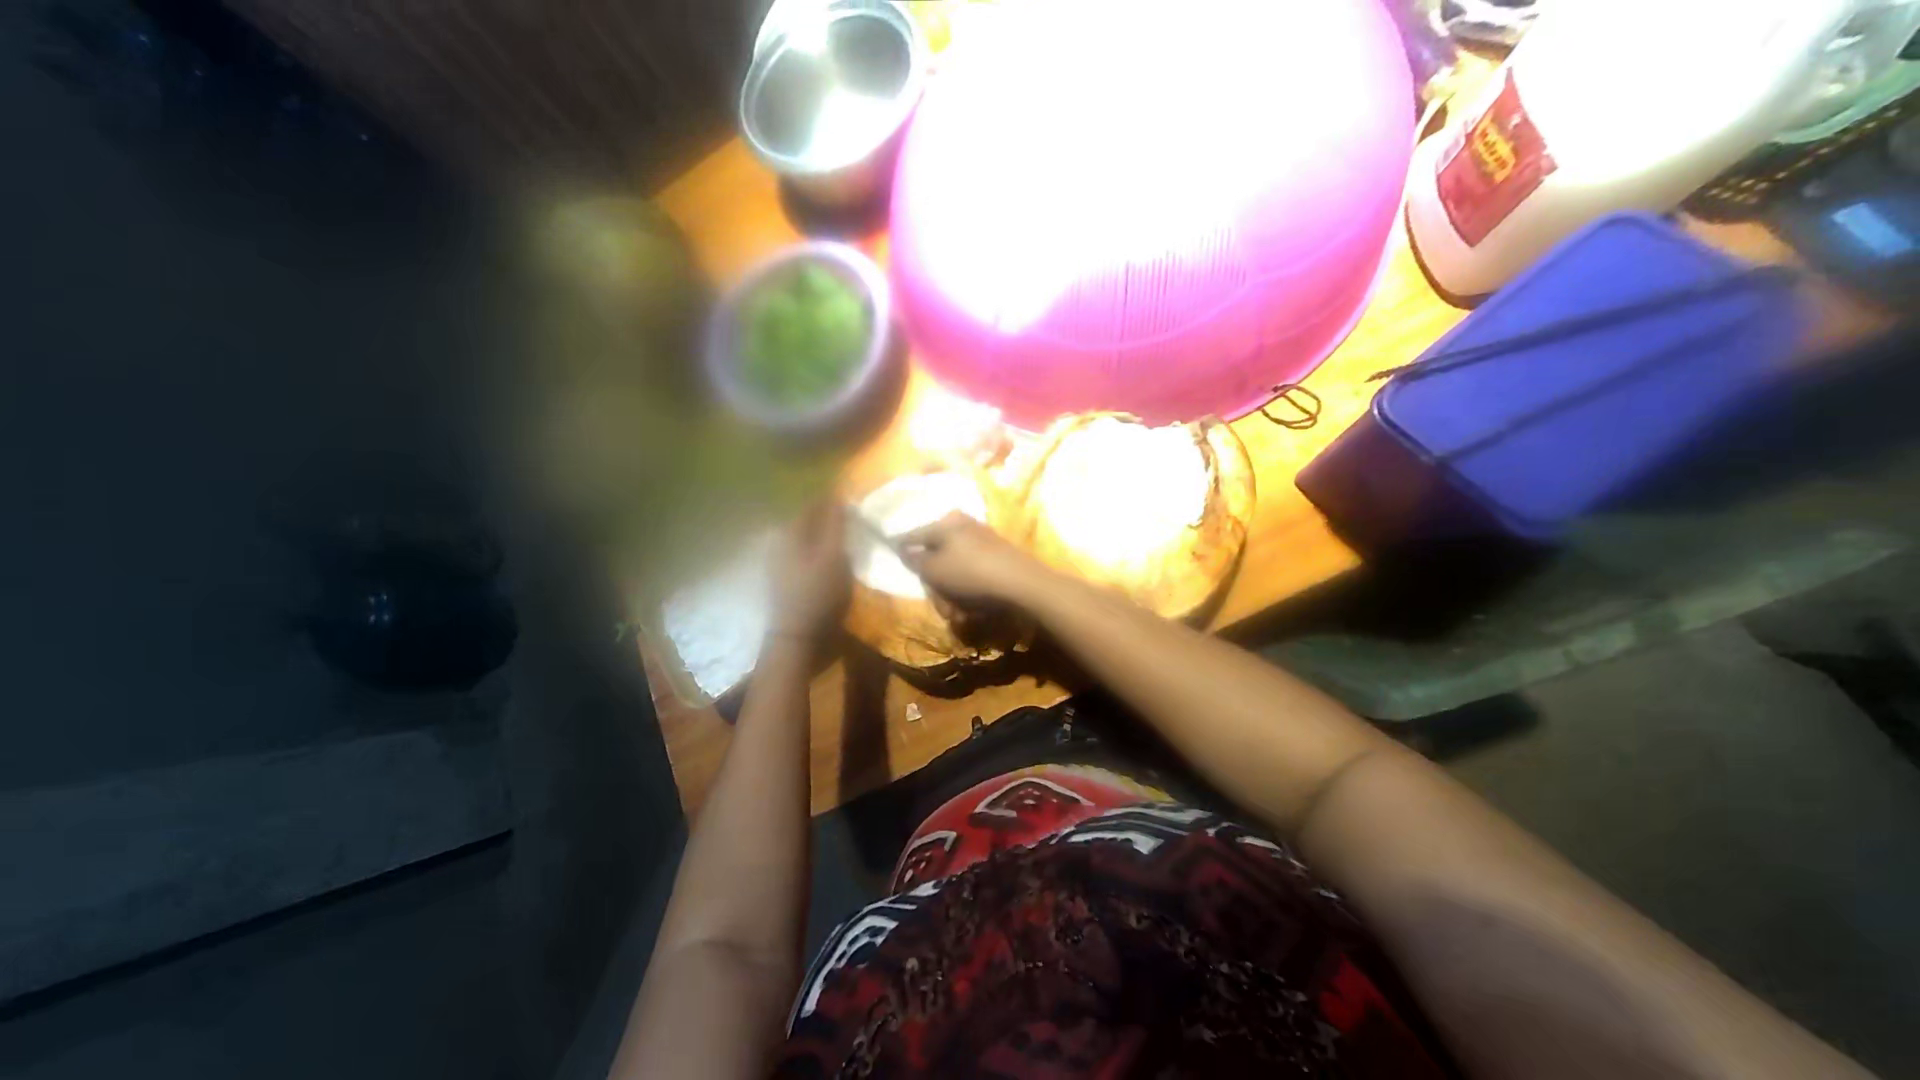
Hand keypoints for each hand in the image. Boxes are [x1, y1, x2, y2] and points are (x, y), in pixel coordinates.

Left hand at [768, 502, 848, 641]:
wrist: (797, 640)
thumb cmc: (818, 594)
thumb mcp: (833, 555)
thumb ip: (836, 523)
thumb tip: (839, 495)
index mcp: (788, 531)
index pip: (814, 504)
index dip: (836, 503)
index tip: (857, 507)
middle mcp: (778, 542)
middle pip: (809, 523)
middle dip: (832, 522)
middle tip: (857, 527)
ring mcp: (778, 563)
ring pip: (808, 542)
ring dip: (827, 541)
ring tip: (850, 547)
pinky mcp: (783, 582)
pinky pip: (805, 559)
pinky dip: (821, 557)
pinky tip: (834, 567)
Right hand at [899, 513, 1047, 609]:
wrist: (1021, 583)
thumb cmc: (970, 572)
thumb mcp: (933, 569)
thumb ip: (915, 560)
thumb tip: (905, 550)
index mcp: (947, 523)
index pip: (915, 534)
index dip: (902, 549)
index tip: (895, 559)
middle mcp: (964, 526)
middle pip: (938, 557)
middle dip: (936, 585)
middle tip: (939, 604)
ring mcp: (983, 541)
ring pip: (956, 570)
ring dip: (953, 595)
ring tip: (957, 614)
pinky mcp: (998, 558)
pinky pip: (974, 575)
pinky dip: (969, 593)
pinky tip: (972, 610)